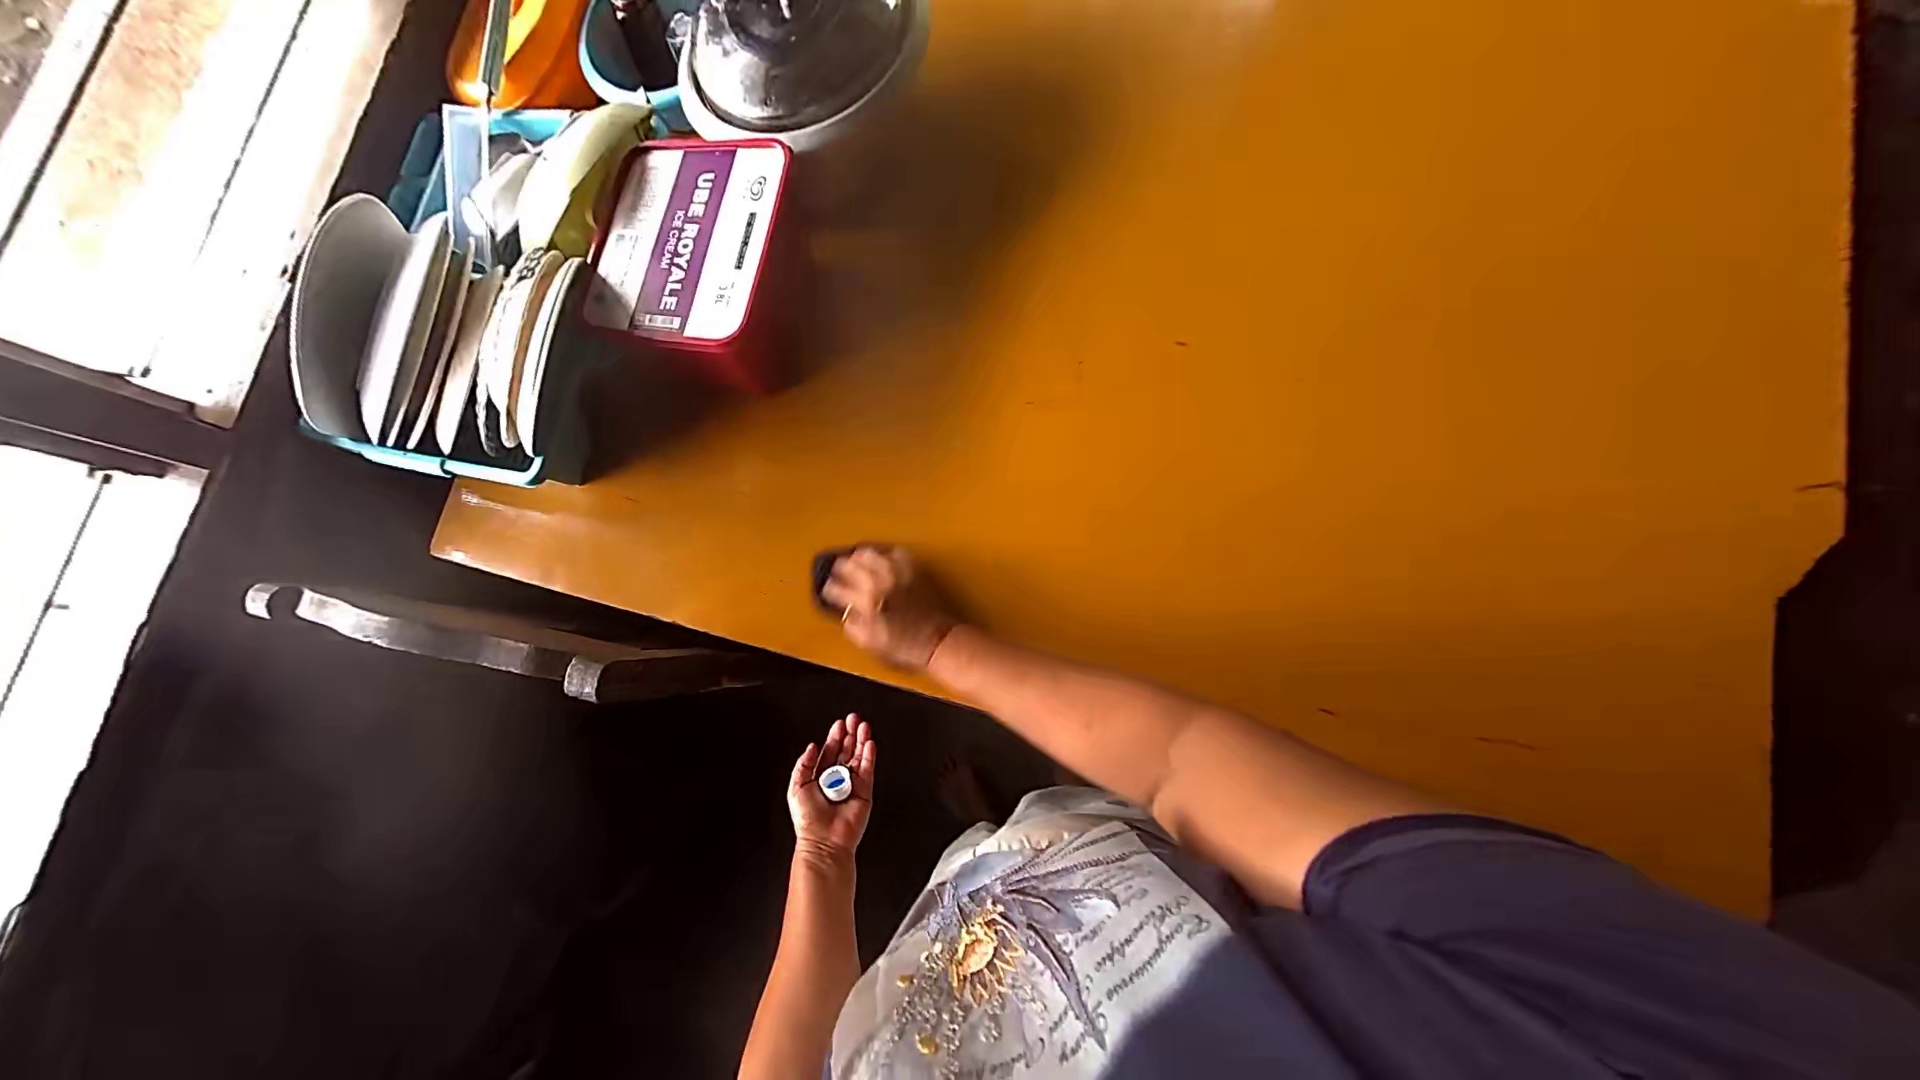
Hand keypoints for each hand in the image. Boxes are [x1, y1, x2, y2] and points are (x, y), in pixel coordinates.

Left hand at [787, 714, 875, 862]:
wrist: (824, 841)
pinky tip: (869, 743)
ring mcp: (851, 784)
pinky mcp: (865, 791)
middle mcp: (837, 780)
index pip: (830, 752)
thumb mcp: (796, 787)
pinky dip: (870, 755)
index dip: (834, 737)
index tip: (839, 724)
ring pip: (858, 757)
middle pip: (846, 751)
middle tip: (853, 719)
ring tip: (862, 725)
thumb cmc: (808, 821)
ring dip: (861, 740)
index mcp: (820, 778)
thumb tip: (811, 747)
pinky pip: (868, 769)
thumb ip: (803, 764)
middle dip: (850, 734)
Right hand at [822, 546, 961, 669]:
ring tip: (856, 560)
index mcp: (866, 602)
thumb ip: (852, 626)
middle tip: (839, 572)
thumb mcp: (870, 643)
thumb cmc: (906, 646)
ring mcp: (897, 572)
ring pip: (869, 553)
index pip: (836, 589)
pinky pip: (895, 551)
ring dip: (859, 556)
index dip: (829, 590)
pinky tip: (883, 557)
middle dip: (840, 569)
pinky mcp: (914, 567)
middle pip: (848, 565)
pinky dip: (886, 552)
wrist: (939, 640)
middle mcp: (879, 582)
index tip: (829, 591)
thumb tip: (847, 613)